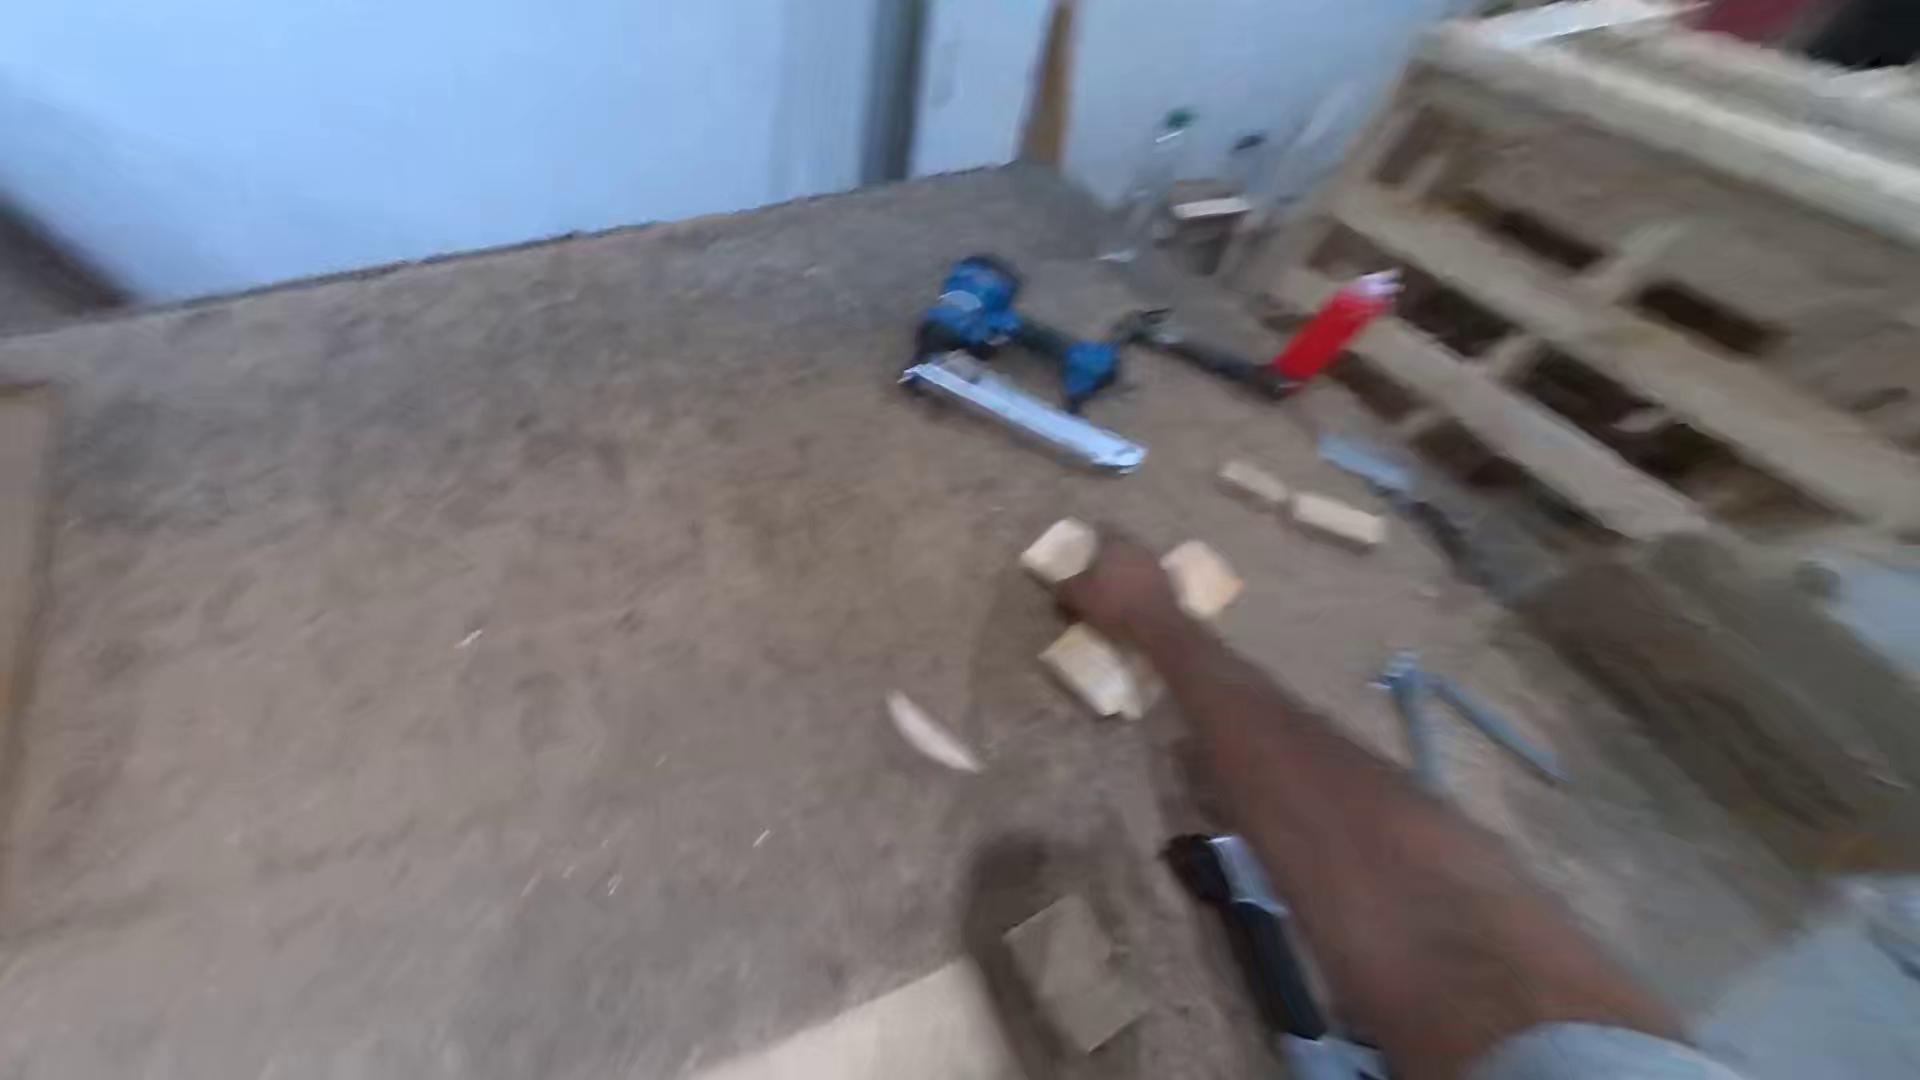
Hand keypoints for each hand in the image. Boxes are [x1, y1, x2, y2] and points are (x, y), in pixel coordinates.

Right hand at [1055, 531, 1186, 648]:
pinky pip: (1148, 584)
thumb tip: (1059, 591)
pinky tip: (1130, 607)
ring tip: (1112, 594)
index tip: (1086, 546)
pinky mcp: (1171, 588)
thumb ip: (1064, 590)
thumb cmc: (1113, 605)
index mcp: (1116, 544)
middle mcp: (1139, 549)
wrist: (1157, 630)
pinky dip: (1139, 591)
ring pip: (1135, 566)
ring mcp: (1158, 567)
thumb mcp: (1076, 598)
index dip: (1093, 535)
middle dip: (1108, 559)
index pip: (1103, 529)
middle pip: (1120, 548)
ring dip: (1125, 576)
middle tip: (1095, 575)